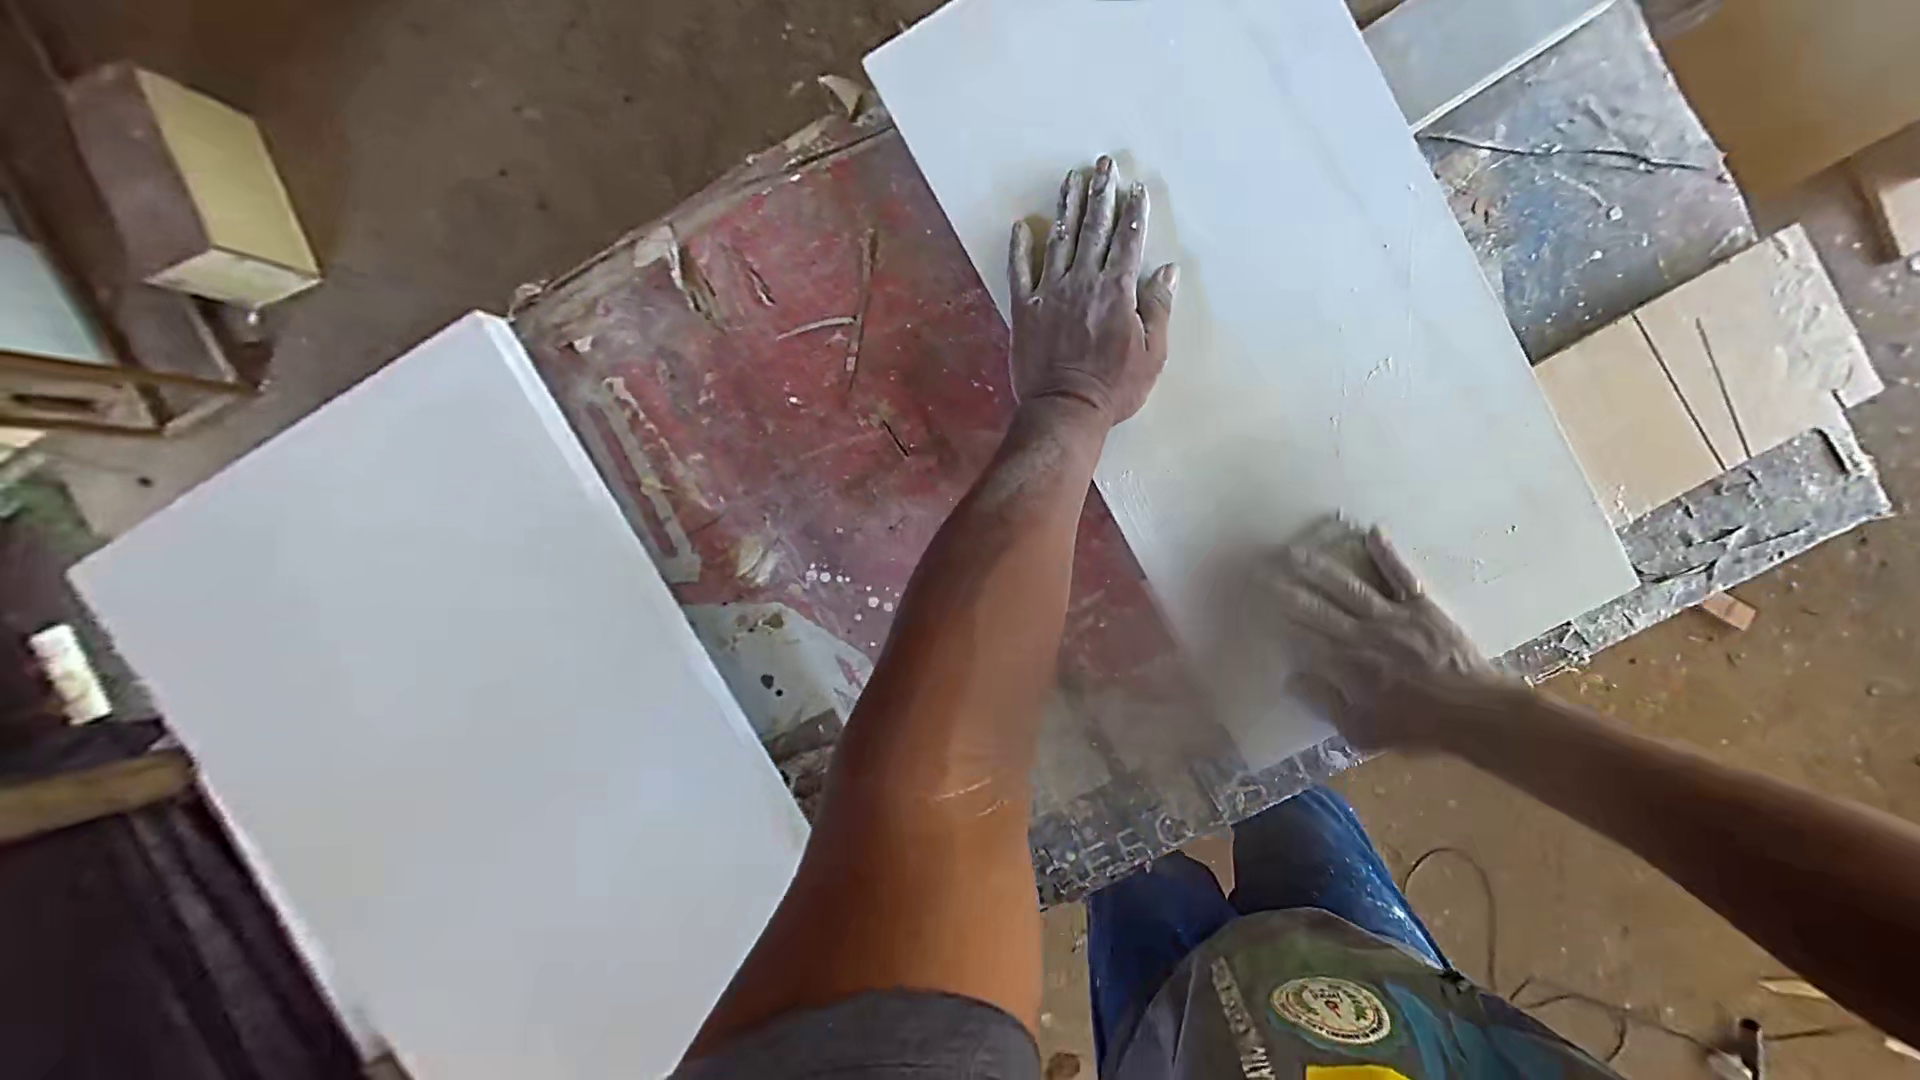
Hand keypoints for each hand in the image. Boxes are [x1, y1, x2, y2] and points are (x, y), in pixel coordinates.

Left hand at [1008, 156, 1178, 425]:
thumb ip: (1158, 308)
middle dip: (1101, 194)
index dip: (1133, 211)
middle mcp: (1083, 283)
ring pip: (1059, 240)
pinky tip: (1021, 227)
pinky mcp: (1024, 310)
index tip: (1134, 187)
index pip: (1128, 240)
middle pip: (1094, 229)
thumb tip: (1167, 272)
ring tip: (1070, 179)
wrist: (1065, 409)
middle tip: (1102, 164)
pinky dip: (1019, 248)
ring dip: (1066, 208)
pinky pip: (1019, 272)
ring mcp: (1050, 294)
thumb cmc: (1114, 388)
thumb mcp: (1151, 353)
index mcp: (1117, 291)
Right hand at [1260, 527, 1511, 750]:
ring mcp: (1393, 616)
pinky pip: (1401, 576)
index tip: (1255, 601)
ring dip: (1319, 567)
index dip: (1275, 616)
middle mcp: (1363, 633)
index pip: (1300, 633)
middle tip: (1261, 568)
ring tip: (1294, 551)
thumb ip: (1324, 702)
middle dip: (1285, 586)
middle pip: (1316, 605)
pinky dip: (1387, 554)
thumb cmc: (1416, 726)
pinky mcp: (1422, 607)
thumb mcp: (1361, 730)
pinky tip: (1372, 532)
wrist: (1478, 715)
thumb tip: (1290, 679)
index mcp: (1345, 663)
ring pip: (1348, 586)